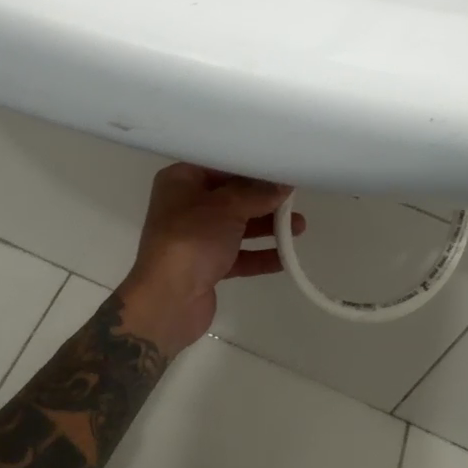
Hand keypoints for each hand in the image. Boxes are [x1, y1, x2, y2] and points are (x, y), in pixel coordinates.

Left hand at [115, 163, 305, 356]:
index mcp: (181, 181)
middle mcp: (186, 206)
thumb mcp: (227, 207)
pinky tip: (286, 257)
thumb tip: (285, 183)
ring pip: (237, 226)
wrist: (167, 302)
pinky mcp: (206, 266)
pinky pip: (238, 255)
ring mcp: (195, 238)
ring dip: (267, 227)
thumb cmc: (192, 240)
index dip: (251, 166)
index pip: (221, 165)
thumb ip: (258, 193)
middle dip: (264, 199)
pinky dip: (260, 255)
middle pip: (232, 196)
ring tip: (300, 227)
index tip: (281, 166)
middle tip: (296, 196)